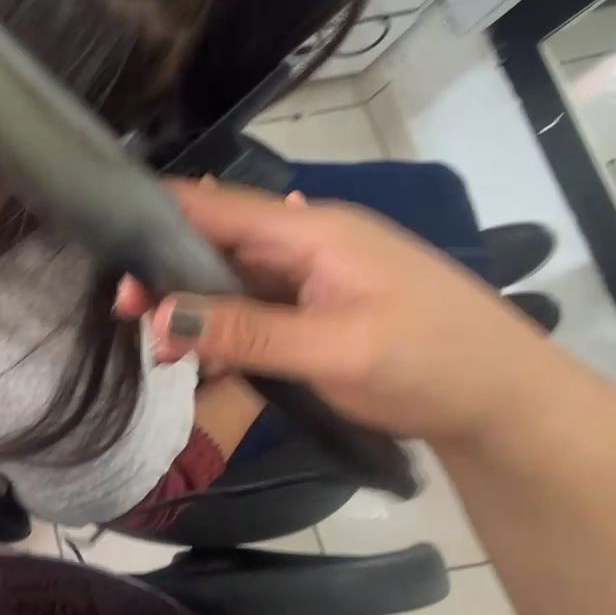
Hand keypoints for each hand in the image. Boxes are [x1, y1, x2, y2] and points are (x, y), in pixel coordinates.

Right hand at [115, 181, 558, 444]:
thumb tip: (161, 313)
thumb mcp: (336, 351)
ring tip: (158, 346)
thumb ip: (244, 331)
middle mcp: (305, 242)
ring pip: (224, 275)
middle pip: (212, 241)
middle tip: (125, 317)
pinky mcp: (311, 306)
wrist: (511, 408)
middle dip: (162, 273)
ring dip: (186, 304)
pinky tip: (194, 350)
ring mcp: (309, 275)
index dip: (156, 217)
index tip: (104, 248)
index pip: (216, 206)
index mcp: (314, 232)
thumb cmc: (434, 366)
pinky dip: (214, 323)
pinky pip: (246, 303)